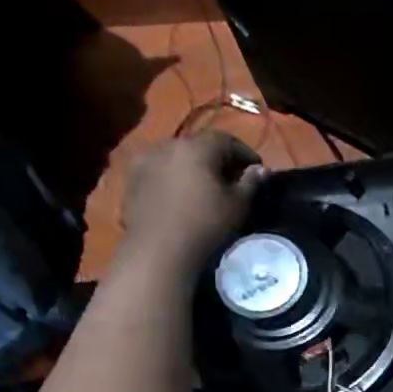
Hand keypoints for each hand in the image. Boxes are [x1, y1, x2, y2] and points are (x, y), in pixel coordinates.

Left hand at [117, 133, 265, 268]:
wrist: (158, 251)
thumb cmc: (206, 225)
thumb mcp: (237, 205)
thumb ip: (250, 183)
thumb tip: (260, 170)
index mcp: (196, 147)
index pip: (226, 139)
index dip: (244, 152)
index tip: (256, 168)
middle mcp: (167, 145)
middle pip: (198, 146)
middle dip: (217, 158)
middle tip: (231, 177)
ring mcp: (144, 162)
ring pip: (176, 158)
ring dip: (192, 167)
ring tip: (203, 187)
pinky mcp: (131, 181)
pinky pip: (158, 172)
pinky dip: (172, 178)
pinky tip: (180, 196)